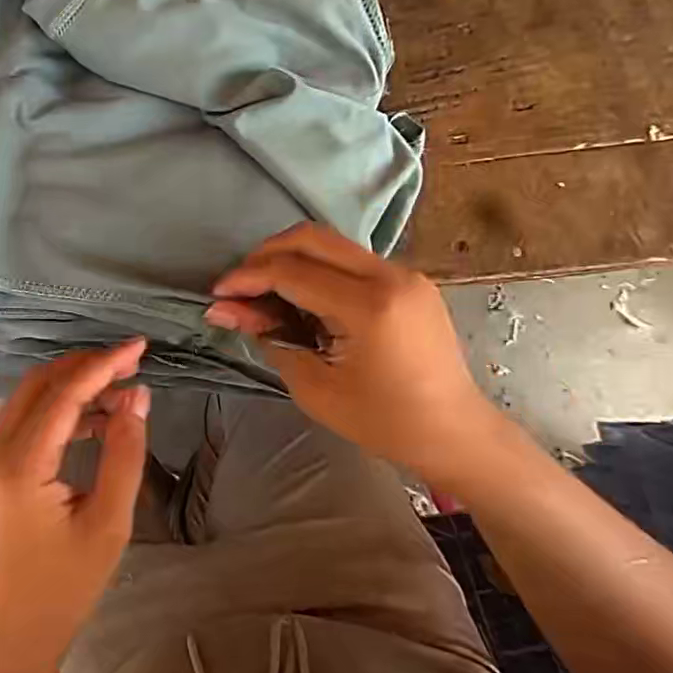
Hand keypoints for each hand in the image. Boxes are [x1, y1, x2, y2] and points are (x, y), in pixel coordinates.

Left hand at [0, 340, 150, 672]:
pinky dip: (60, 409)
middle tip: (132, 362)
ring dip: (74, 385)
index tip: (139, 346)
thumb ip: (124, 454)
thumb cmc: (65, 586)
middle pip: (40, 384)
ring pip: (31, 397)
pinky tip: (96, 418)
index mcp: (20, 466)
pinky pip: (26, 419)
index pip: (63, 394)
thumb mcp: (109, 523)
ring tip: (122, 390)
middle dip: (86, 366)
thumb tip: (137, 397)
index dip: (103, 364)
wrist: (13, 631)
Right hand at [203, 222, 520, 489]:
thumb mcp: (313, 385)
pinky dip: (315, 270)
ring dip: (289, 260)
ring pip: (330, 244)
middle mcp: (390, 275)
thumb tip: (222, 309)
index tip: (217, 293)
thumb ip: (268, 336)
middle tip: (239, 285)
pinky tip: (300, 300)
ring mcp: (404, 273)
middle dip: (264, 255)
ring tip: (264, 294)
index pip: (292, 271)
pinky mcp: (407, 280)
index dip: (247, 277)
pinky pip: (349, 260)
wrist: (455, 434)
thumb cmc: (383, 422)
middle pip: (311, 238)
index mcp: (370, 306)